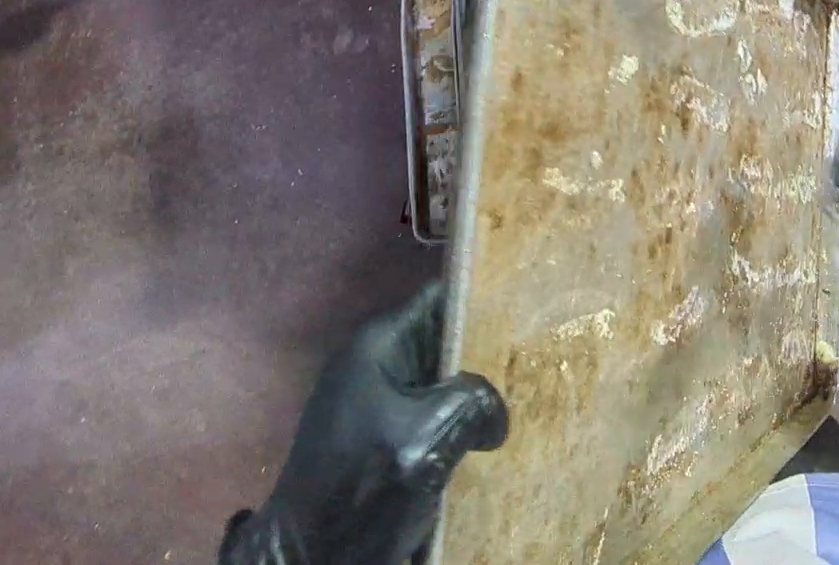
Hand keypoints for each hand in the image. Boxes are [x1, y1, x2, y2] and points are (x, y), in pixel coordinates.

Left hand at [219, 282, 507, 564]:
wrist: (309, 557)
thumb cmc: (364, 482)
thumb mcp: (430, 438)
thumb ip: (474, 404)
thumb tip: (493, 416)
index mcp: (377, 341)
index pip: (440, 299)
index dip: (480, 301)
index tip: (523, 308)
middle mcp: (372, 357)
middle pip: (441, 338)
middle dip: (479, 352)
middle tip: (529, 359)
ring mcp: (371, 395)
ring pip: (436, 377)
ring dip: (468, 392)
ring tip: (516, 394)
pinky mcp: (374, 430)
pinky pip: (425, 408)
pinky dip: (451, 418)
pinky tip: (482, 433)